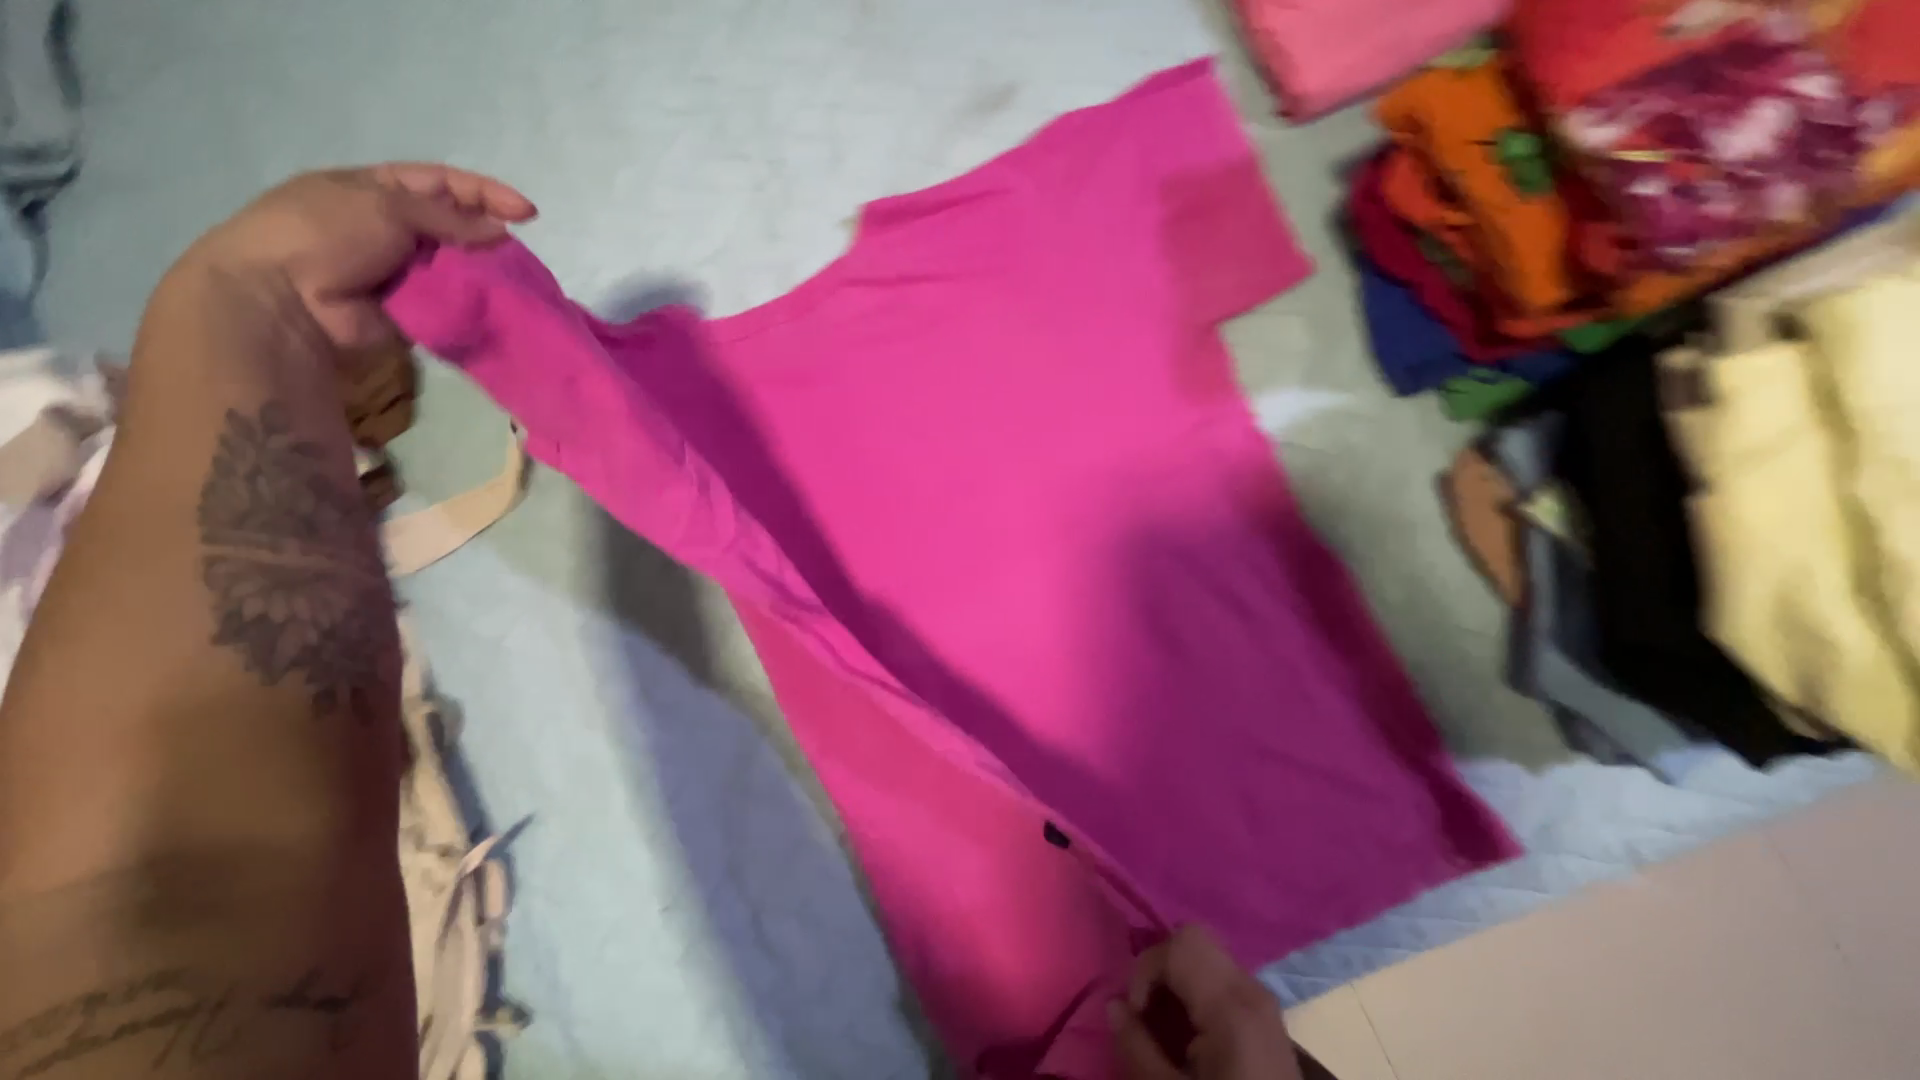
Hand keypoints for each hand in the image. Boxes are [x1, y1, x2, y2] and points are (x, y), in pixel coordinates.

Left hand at [173, 163, 536, 348]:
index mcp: (374, 189)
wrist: (283, 299)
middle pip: (453, 226)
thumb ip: (447, 217)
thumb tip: (499, 233)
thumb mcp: (385, 206)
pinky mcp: (409, 311)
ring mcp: (399, 272)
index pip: (442, 183)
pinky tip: (494, 306)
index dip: (485, 193)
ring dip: (483, 272)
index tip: (528, 213)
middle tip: (517, 251)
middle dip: (487, 235)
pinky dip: (470, 303)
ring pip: (456, 267)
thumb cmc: (325, 234)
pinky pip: (449, 303)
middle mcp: (389, 227)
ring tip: (512, 281)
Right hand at [1110, 925, 1302, 1079]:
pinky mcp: (1268, 1022)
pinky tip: (1189, 1041)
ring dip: (1176, 984)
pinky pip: (1223, 983)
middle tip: (1146, 1016)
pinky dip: (1196, 997)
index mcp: (1231, 1005)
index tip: (1136, 1015)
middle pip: (1194, 941)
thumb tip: (1114, 1005)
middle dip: (1159, 970)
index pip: (1179, 943)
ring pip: (1207, 959)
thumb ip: (1136, 1046)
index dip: (1145, 970)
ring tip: (1164, 1032)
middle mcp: (1253, 990)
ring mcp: (1265, 1004)